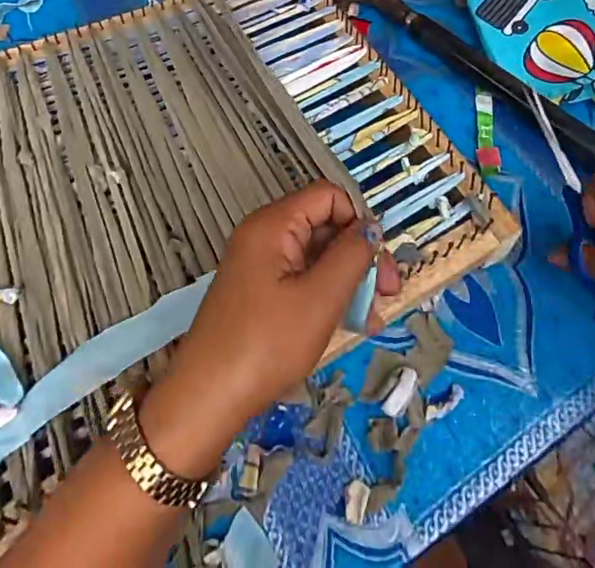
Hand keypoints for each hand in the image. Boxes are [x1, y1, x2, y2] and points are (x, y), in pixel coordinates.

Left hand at [138, 182, 400, 475]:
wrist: (207, 398)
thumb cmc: (266, 344)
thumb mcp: (320, 298)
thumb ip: (352, 255)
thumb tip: (370, 228)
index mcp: (273, 224)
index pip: (329, 196)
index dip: (358, 222)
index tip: (377, 262)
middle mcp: (264, 234)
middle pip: (325, 226)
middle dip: (359, 256)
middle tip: (387, 293)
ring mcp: (259, 263)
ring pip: (317, 256)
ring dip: (348, 281)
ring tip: (369, 319)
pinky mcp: (258, 290)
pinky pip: (301, 278)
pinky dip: (326, 295)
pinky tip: (347, 324)